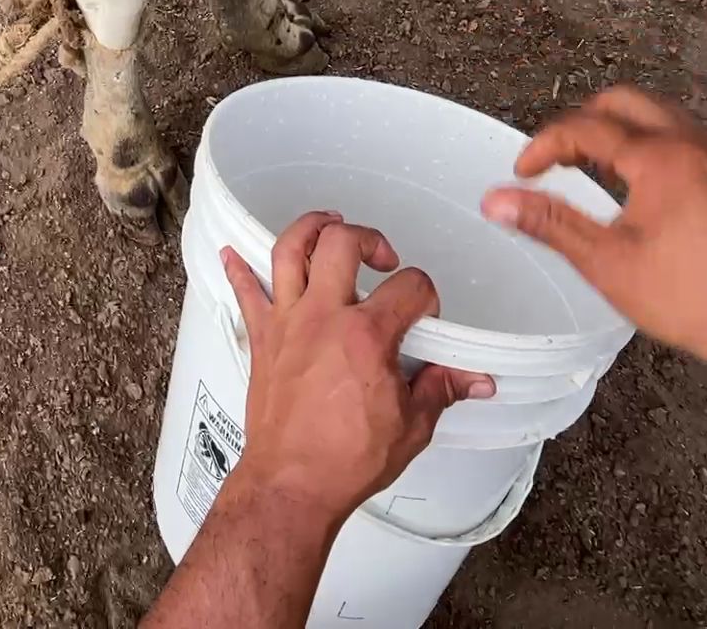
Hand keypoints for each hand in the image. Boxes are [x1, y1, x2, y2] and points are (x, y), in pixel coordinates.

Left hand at [221, 212, 493, 523]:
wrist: (292, 482)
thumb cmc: (345, 459)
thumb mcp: (411, 427)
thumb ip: (441, 390)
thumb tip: (473, 378)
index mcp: (366, 335)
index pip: (410, 287)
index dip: (425, 294)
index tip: (424, 312)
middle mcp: (324, 316)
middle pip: (342, 243)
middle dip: (368, 237)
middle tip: (381, 255)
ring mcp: (288, 321)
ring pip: (289, 251)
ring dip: (309, 228)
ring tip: (327, 224)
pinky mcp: (262, 336)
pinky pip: (244, 292)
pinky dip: (238, 270)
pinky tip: (232, 253)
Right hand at [480, 87, 706, 386]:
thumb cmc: (694, 300)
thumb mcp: (605, 261)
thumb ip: (547, 222)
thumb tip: (495, 201)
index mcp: (661, 158)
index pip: (584, 126)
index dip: (543, 145)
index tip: (522, 172)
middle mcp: (694, 145)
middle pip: (622, 102)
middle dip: (578, 123)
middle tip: (553, 160)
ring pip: (654, 114)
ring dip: (613, 129)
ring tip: (586, 169)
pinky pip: (679, 135)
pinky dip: (643, 142)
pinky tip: (631, 185)